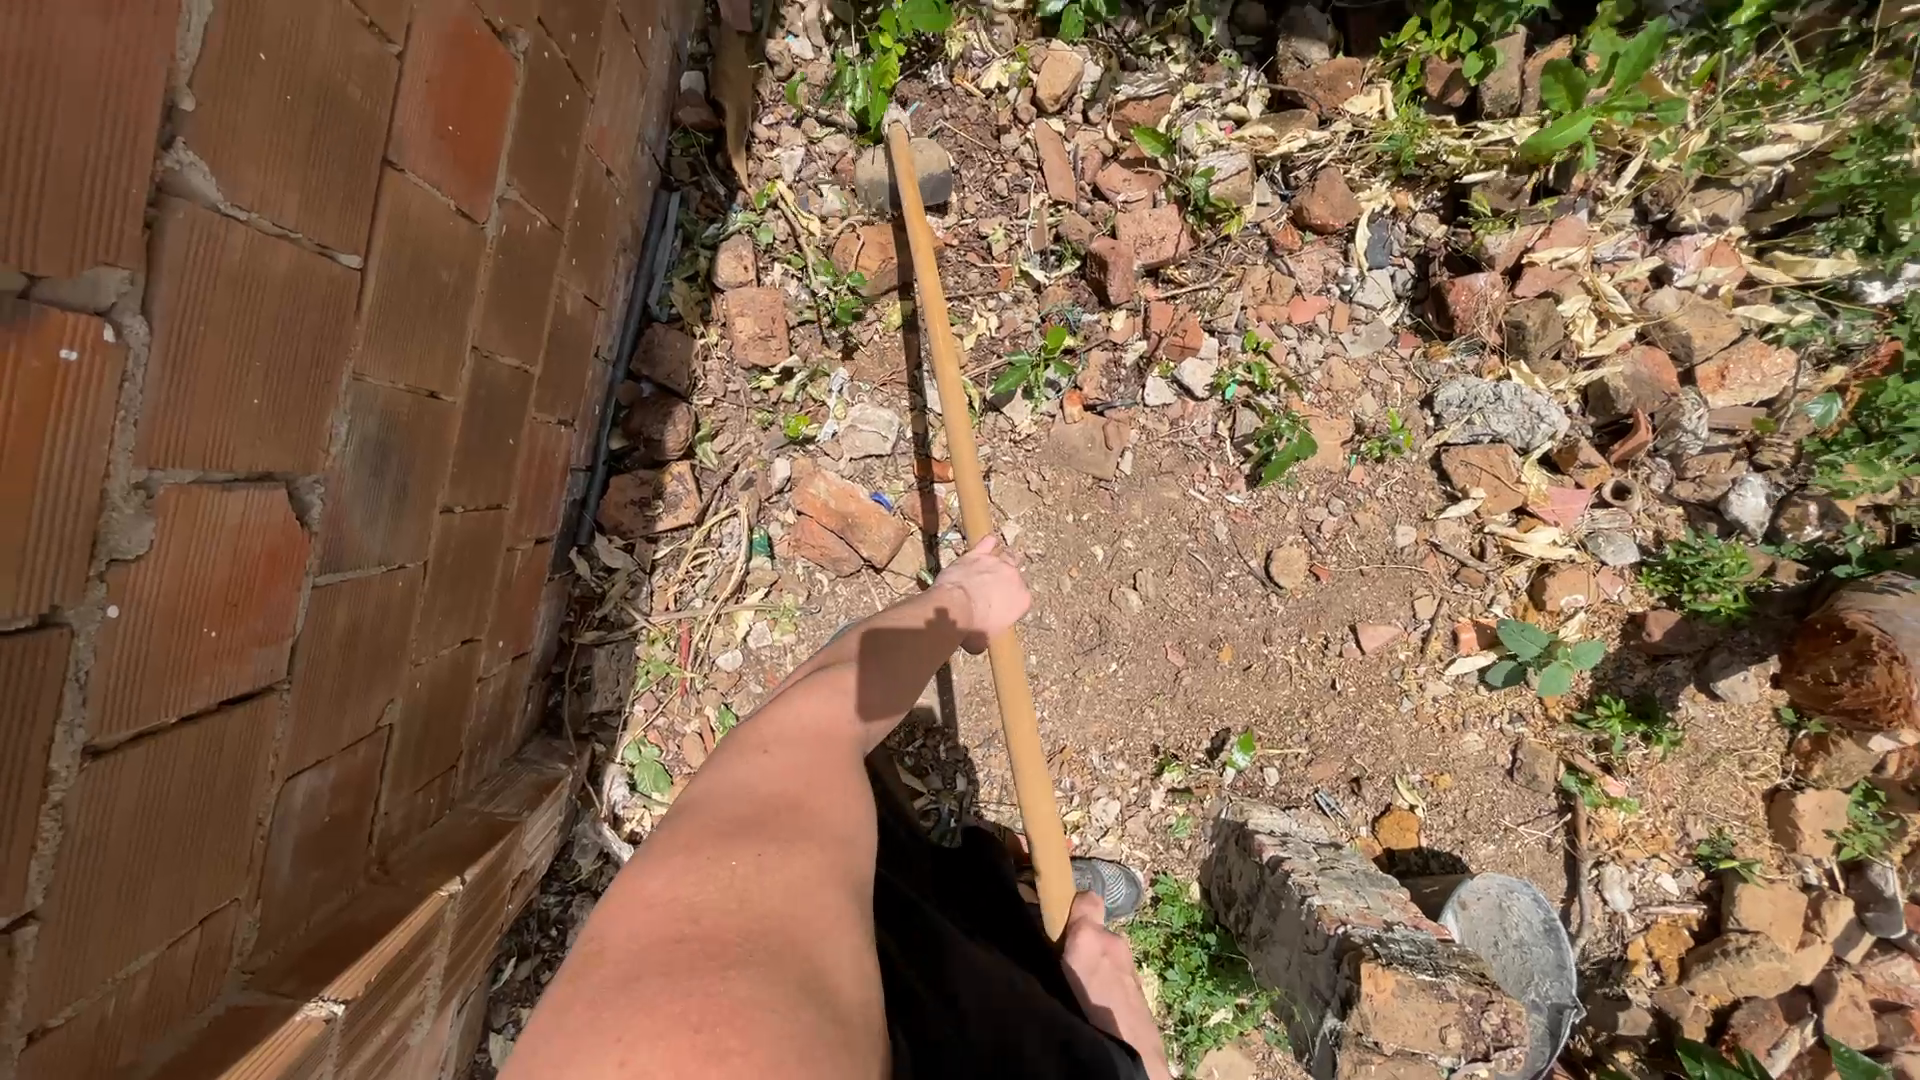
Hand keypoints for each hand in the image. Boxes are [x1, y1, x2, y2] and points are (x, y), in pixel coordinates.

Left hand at [932, 534, 1029, 652]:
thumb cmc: (973, 628)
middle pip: (1016, 573)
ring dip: (1002, 558)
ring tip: (996, 561)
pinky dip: (988, 542)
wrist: (957, 609)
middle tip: (997, 584)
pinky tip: (988, 542)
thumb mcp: (984, 640)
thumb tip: (978, 642)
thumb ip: (986, 636)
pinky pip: (987, 542)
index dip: (1010, 601)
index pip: (1021, 597)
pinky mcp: (978, 554)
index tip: (1000, 606)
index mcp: (1022, 600)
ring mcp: (997, 563)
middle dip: (1009, 578)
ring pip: (1007, 555)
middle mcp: (1014, 578)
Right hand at [1059, 891, 1172, 1079]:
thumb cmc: (1088, 1013)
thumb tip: (1043, 940)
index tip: (1057, 921)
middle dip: (1081, 942)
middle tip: (1062, 965)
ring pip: (1106, 953)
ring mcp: (1131, 964)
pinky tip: (1097, 1006)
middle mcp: (1114, 941)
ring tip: (1079, 991)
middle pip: (1094, 930)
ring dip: (1096, 965)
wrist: (1135, 1056)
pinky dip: (1108, 981)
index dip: (1074, 907)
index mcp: (1089, 935)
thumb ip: (1053, 952)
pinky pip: (1117, 973)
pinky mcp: (1141, 986)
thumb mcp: (1057, 976)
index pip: (1086, 898)